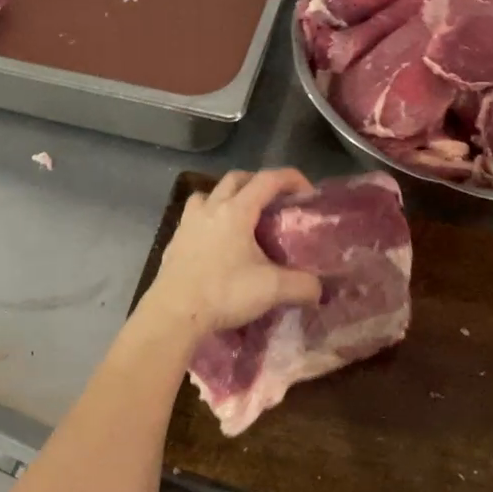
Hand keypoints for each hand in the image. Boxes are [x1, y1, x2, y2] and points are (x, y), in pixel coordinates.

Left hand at [136, 169, 324, 347]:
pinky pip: (194, 216)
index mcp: (236, 211)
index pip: (267, 179)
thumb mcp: (272, 290)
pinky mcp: (175, 240)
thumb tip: (318, 289)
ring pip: (209, 193)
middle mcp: (210, 208)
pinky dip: (209, 218)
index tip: (307, 191)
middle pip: (236, 179)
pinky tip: (217, 241)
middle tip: (275, 202)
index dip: (291, 178)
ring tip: (242, 217)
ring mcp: (188, 223)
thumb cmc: (224, 293)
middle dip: (259, 182)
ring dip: (228, 196)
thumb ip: (303, 286)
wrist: (174, 313)